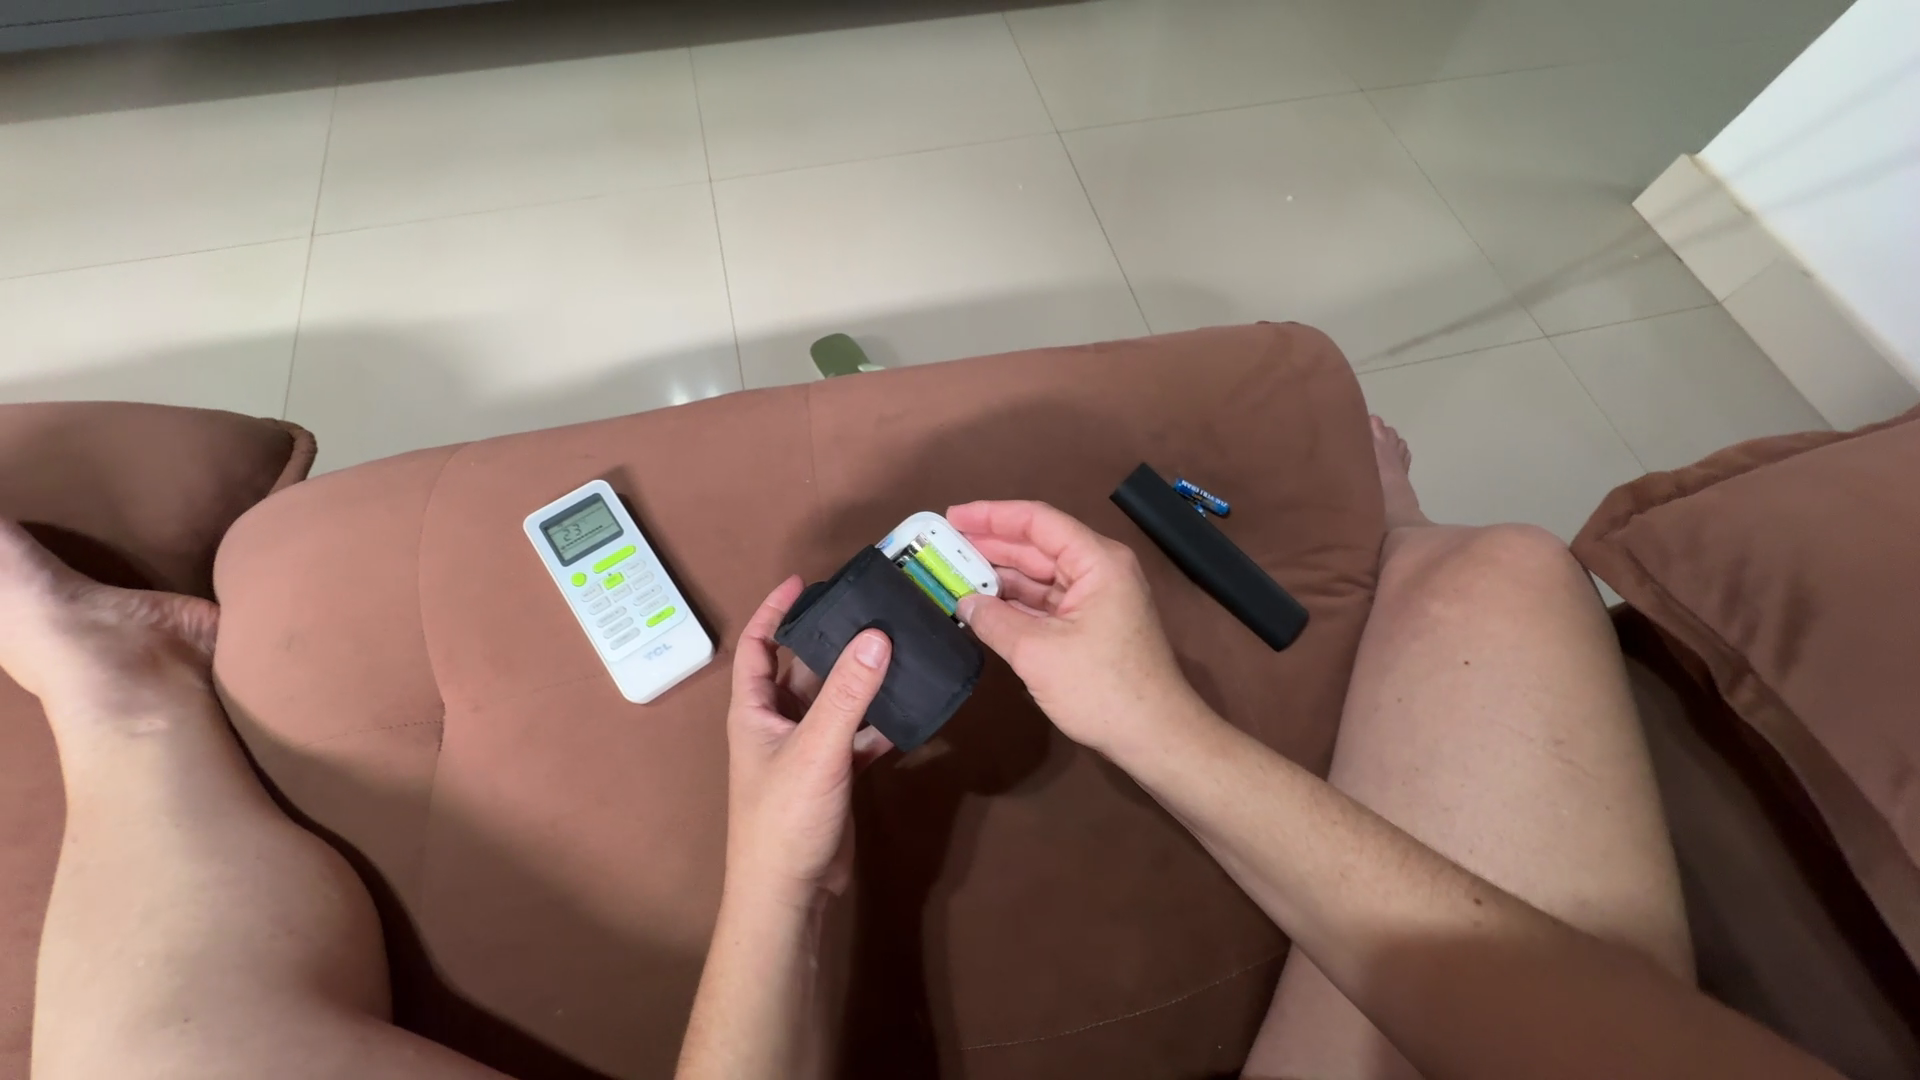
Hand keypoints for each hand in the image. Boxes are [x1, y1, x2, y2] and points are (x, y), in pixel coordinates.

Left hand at [724, 577, 893, 909]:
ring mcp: (807, 749)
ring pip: (836, 700)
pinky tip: (911, 711)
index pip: (757, 646)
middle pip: (805, 668)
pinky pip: (858, 734)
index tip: (804, 582)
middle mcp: (778, 722)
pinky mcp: (832, 773)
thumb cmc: (784, 817)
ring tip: (900, 649)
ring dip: (863, 679)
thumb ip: (847, 693)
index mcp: (755, 710)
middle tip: (872, 611)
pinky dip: (880, 722)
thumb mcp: (816, 748)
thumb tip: (877, 636)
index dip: (774, 611)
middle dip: (834, 640)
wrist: (789, 894)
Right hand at [947, 500, 1201, 755]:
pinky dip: (1015, 601)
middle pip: (1037, 544)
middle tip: (943, 543)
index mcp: (1096, 561)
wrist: (1156, 737)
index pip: (1037, 521)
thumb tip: (963, 601)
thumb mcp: (1038, 653)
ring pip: (1039, 574)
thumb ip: (995, 621)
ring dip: (1000, 574)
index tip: (951, 516)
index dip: (991, 515)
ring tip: (954, 571)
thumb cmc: (1102, 688)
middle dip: (990, 543)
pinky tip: (983, 602)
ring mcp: (1096, 597)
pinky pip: (1046, 601)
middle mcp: (1098, 570)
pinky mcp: (1090, 624)